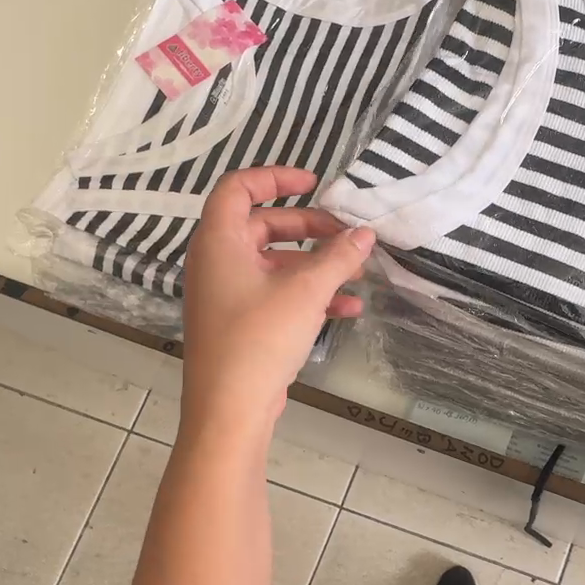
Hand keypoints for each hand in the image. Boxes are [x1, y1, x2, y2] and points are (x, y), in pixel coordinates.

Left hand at [179, 166, 374, 436]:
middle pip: (265, 226)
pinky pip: (277, 294)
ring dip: (317, 265)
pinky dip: (310, 295)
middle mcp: (218, 261)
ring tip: (358, 273)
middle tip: (348, 235)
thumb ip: (338, 257)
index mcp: (219, 240)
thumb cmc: (259, 338)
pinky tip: (347, 309)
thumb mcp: (306, 291)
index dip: (276, 178)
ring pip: (277, 264)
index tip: (314, 183)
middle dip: (311, 228)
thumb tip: (365, 233)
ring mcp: (229, 294)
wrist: (230, 407)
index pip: (240, 187)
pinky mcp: (243, 323)